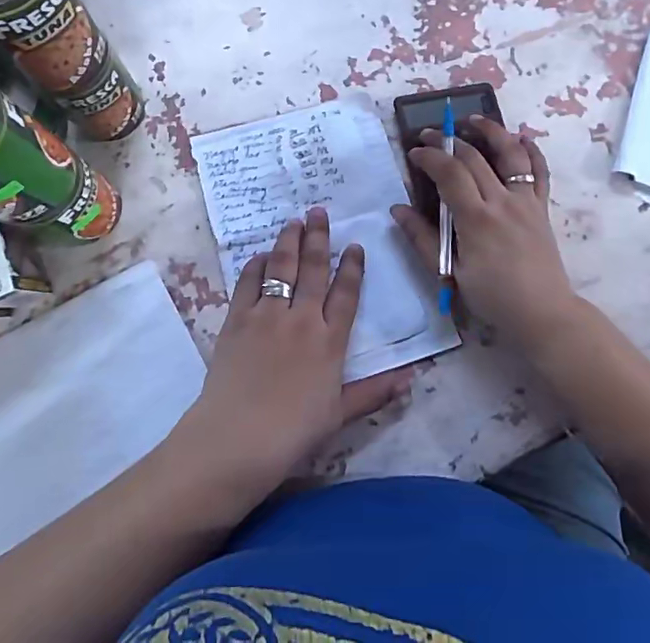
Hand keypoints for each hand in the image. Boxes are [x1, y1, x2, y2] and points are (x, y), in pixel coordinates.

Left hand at [174, 208, 410, 490]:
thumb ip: (374, 392)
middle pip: (312, 269)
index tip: (354, 246)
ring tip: (293, 220)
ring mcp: (267, 316)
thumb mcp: (339, 415)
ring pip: (281, 268)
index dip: (352, 268)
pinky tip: (261, 256)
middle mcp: (301, 320)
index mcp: (329, 341)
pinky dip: (256, 266)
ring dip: (288, 241)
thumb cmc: (293, 432)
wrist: (237, 438)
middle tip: (319, 211)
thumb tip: (413, 378)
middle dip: (318, 238)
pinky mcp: (237, 319)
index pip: (346, 294)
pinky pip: (248, 283)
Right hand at [392, 117, 584, 344]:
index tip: (414, 153)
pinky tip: (521, 139)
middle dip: (448, 141)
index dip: (429, 157)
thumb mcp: (450, 273)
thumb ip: (423, 239)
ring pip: (510, 154)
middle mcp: (502, 202)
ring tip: (474, 120)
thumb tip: (398, 210)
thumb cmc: (493, 297)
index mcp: (476, 218)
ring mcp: (526, 202)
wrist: (544, 313)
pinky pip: (539, 172)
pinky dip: (531, 151)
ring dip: (492, 132)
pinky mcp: (541, 208)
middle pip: (474, 158)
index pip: (449, 172)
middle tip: (430, 135)